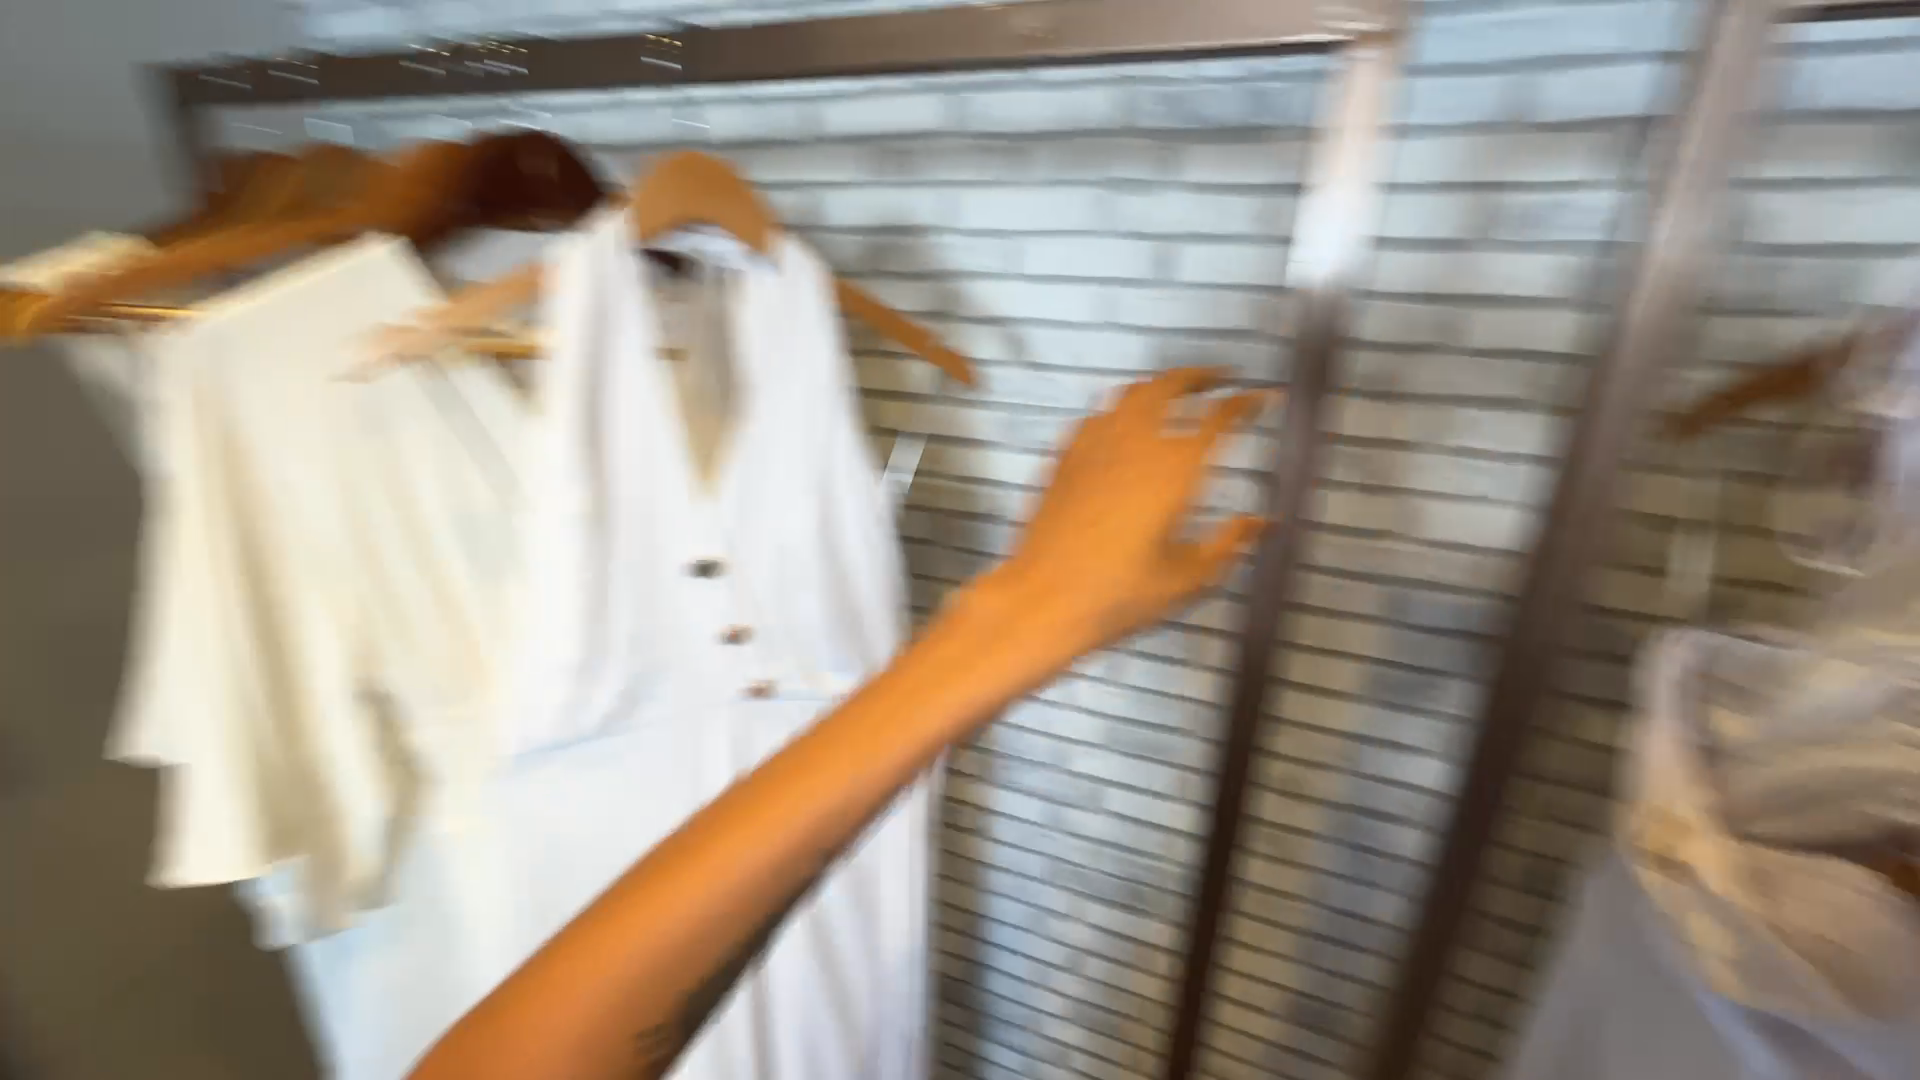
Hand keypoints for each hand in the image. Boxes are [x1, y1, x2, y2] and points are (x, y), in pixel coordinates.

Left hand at [963, 366, 1273, 654]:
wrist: (1043, 599)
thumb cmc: (1118, 595)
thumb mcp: (1188, 579)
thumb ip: (1229, 543)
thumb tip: (1261, 524)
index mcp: (1175, 469)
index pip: (1220, 416)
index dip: (1244, 402)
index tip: (1259, 398)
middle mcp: (1135, 445)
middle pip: (1169, 384)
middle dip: (1199, 376)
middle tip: (1218, 379)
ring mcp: (1093, 447)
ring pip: (1129, 394)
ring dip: (1158, 388)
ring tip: (1173, 398)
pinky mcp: (1063, 459)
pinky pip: (1096, 418)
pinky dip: (1118, 412)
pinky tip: (1121, 429)